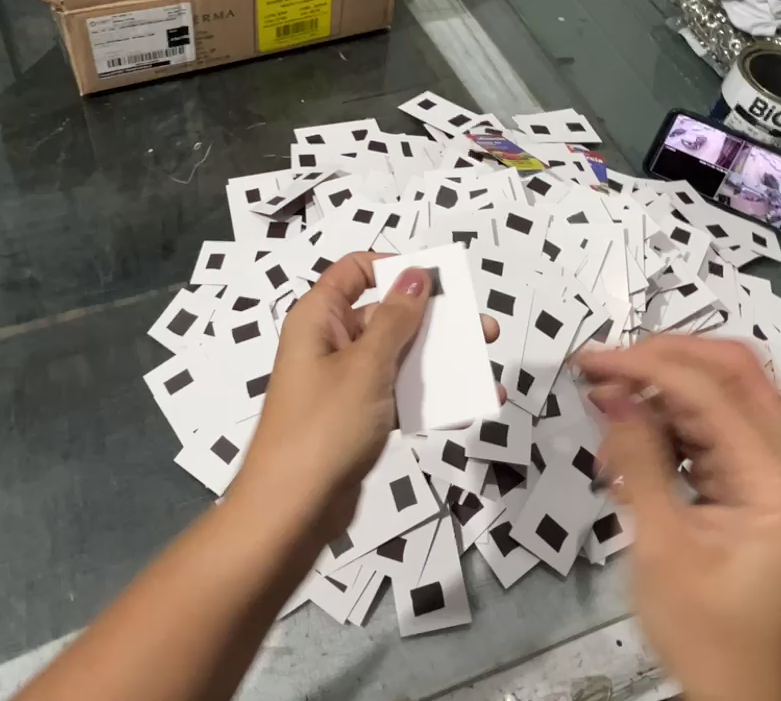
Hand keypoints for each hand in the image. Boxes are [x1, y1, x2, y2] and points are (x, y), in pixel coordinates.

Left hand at [230, 253, 497, 533]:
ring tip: (488, 369)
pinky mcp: (359, 417)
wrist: (292, 512)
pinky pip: (400, 393)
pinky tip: (470, 405)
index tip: (439, 280)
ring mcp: (346, 382)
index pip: (355, 270)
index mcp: (319, 317)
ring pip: (399, 356)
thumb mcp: (366, 366)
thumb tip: (415, 272)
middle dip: (436, 320)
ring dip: (442, 361)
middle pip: (387, 314)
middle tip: (484, 329)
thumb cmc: (325, 426)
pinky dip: (430, 397)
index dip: (394, 268)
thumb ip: (396, 318)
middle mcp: (331, 342)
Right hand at [576, 334, 780, 700]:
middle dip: (666, 355)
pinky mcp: (755, 481)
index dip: (647, 366)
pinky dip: (671, 411)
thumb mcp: (661, 548)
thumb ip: (638, 461)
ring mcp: (775, 471)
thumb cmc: (706, 635)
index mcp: (778, 484)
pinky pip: (715, 422)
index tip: (593, 362)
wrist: (744, 692)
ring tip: (610, 393)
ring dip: (665, 381)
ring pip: (725, 389)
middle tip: (608, 364)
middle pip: (736, 370)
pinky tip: (633, 423)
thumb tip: (611, 394)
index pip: (712, 392)